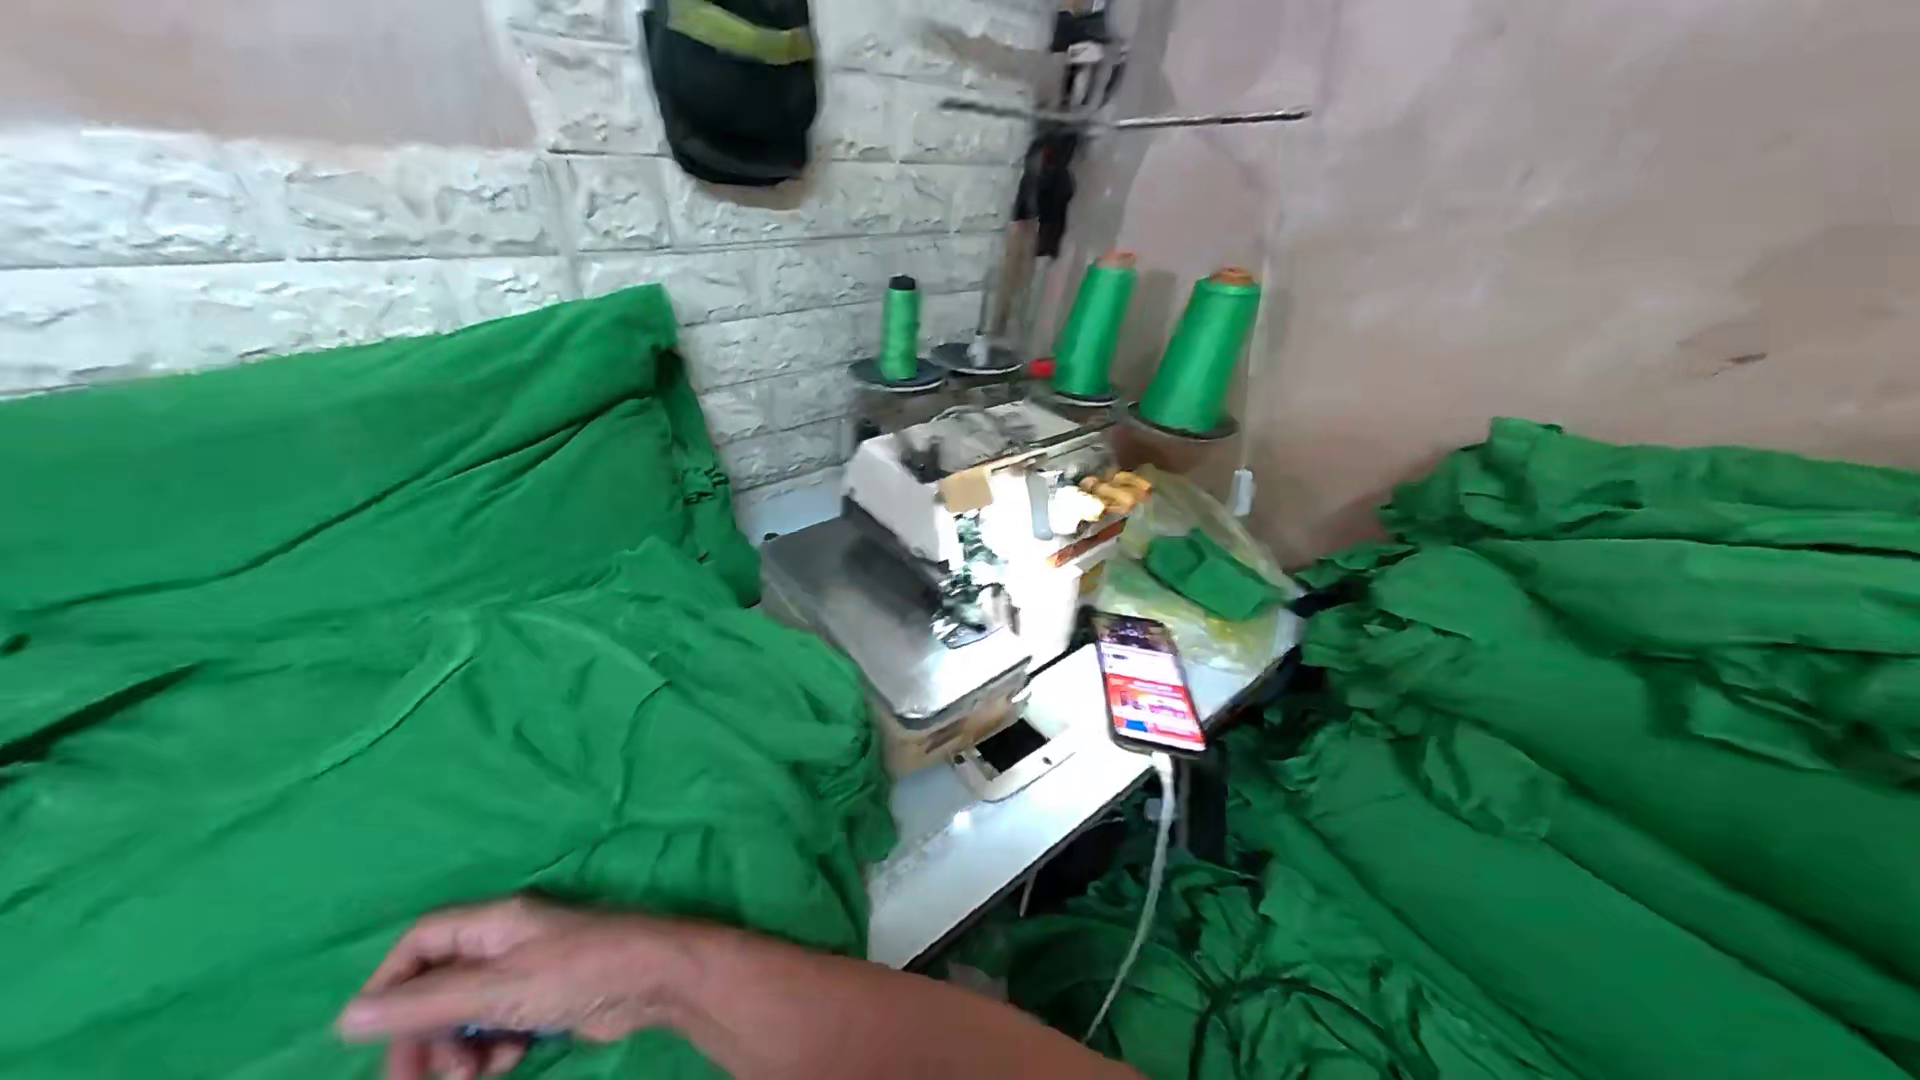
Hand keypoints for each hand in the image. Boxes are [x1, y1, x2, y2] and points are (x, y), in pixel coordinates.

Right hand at [337, 897, 682, 1079]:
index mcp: (496, 922)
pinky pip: (496, 1028)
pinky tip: (512, 1060)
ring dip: (458, 1050)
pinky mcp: (544, 999)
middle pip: (437, 986)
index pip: (422, 939)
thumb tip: (346, 1018)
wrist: (654, 981)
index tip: (376, 1035)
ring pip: (464, 1014)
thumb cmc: (579, 971)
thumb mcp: (499, 989)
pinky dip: (492, 1050)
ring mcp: (527, 970)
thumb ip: (427, 1004)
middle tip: (424, 1079)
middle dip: (424, 1034)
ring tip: (479, 1071)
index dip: (391, 984)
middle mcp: (507, 941)